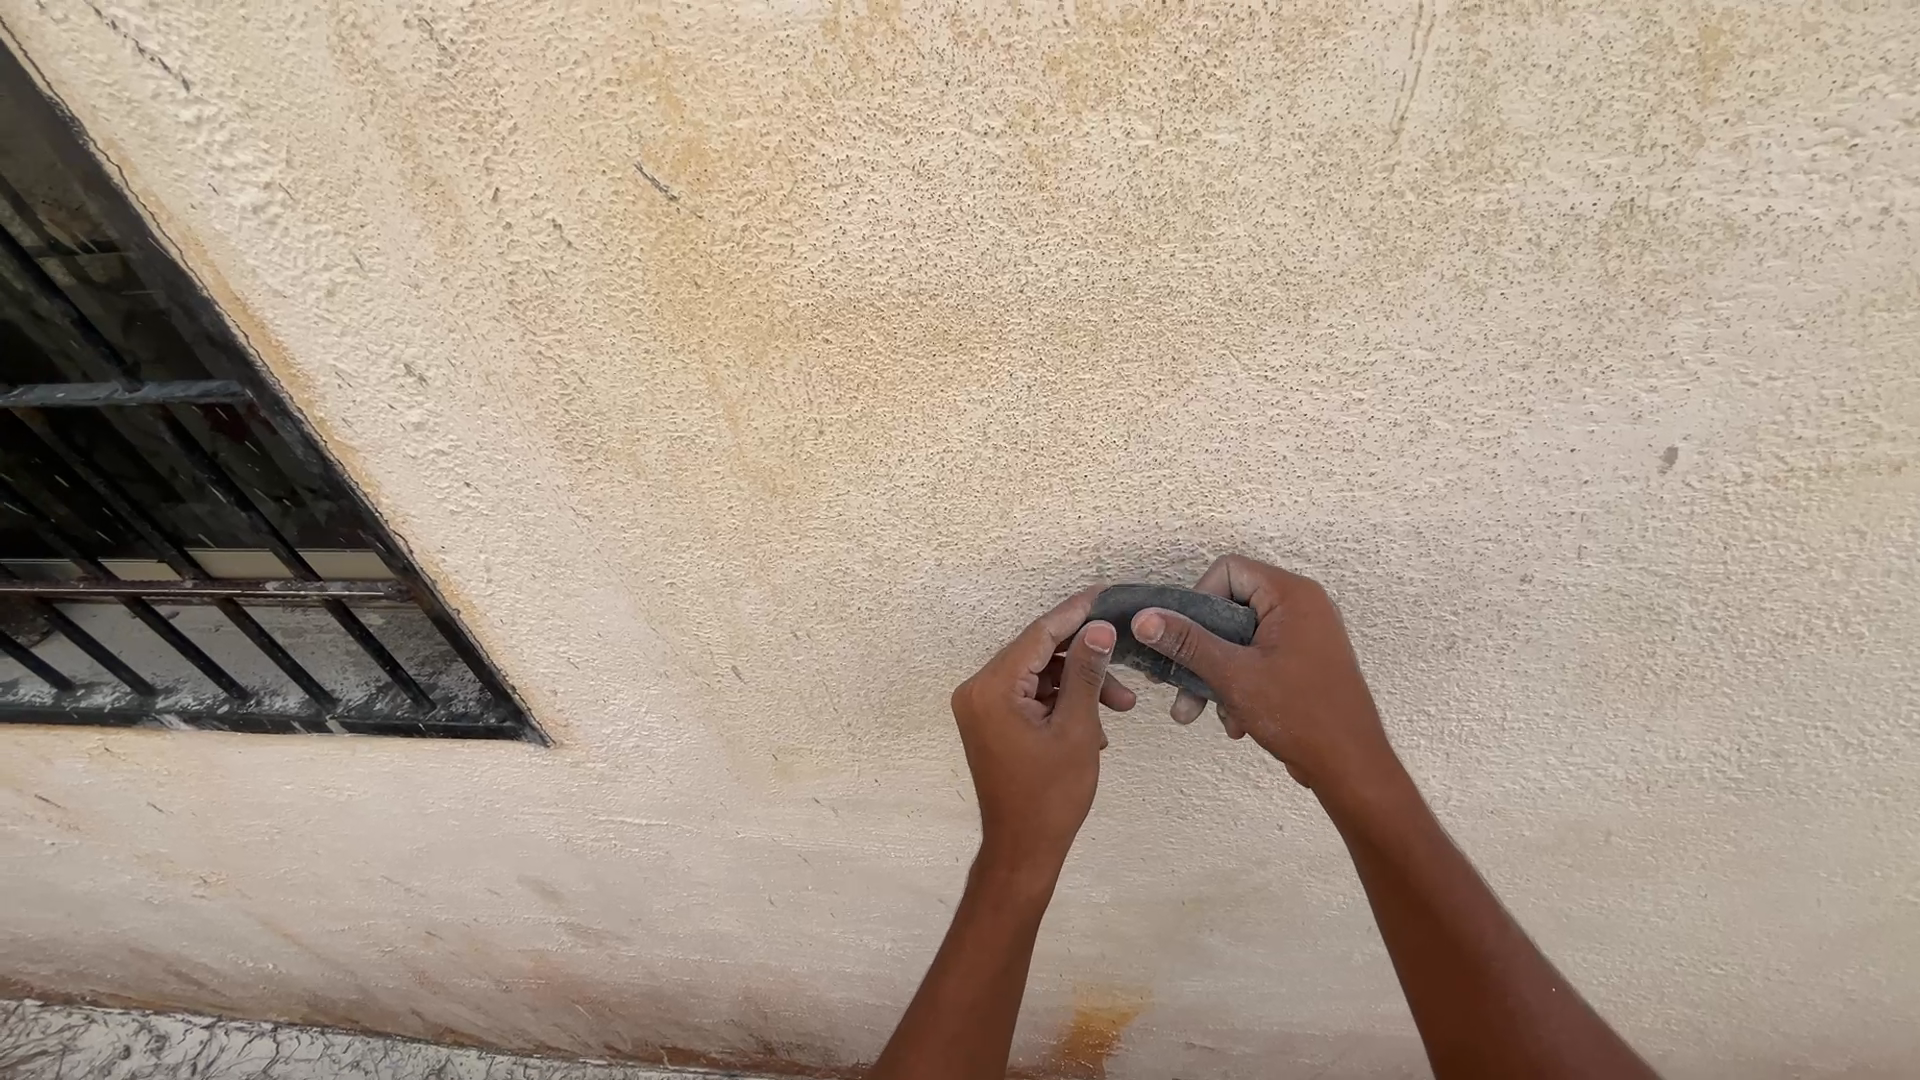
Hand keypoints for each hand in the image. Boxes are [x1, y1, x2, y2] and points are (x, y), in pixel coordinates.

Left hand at [950, 587, 1136, 879]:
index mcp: (991, 688)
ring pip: (1039, 675)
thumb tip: (1099, 627)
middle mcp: (978, 689)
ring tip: (1123, 705)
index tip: (1106, 593)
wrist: (1023, 849)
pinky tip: (1096, 723)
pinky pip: (1030, 695)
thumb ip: (1087, 672)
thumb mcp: (1077, 728)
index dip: (1076, 612)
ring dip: (1080, 684)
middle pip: (1039, 653)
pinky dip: (1062, 702)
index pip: (1039, 634)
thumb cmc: (1051, 796)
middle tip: (1126, 655)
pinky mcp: (991, 720)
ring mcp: (981, 706)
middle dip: (1086, 657)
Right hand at [1131, 555, 1395, 791]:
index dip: (1197, 599)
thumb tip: (1144, 619)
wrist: (1351, 768)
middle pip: (1228, 607)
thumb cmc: (1301, 715)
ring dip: (1214, 674)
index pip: (1228, 570)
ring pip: (1237, 638)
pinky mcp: (1301, 660)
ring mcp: (1304, 634)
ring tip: (1198, 711)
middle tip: (1175, 680)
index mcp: (1292, 595)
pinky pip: (1255, 657)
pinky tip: (1233, 720)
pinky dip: (1237, 684)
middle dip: (1199, 649)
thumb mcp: (1232, 674)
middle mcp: (1301, 606)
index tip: (1182, 635)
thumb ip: (1186, 642)